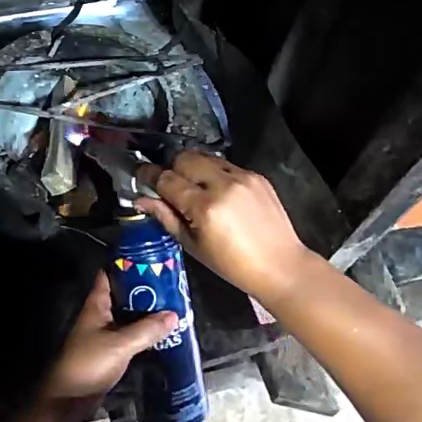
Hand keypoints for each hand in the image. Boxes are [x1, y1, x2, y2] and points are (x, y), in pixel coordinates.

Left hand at [39, 271, 177, 404]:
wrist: (69, 400)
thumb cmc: (89, 363)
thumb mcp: (121, 344)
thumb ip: (147, 329)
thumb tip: (174, 314)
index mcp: (96, 304)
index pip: (108, 274)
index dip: (126, 264)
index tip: (150, 260)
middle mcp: (98, 315)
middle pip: (122, 295)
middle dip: (143, 290)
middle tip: (170, 286)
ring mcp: (103, 334)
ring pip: (126, 316)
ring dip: (145, 312)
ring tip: (171, 307)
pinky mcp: (108, 352)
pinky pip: (128, 335)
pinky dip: (142, 332)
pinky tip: (160, 334)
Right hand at [135, 152, 313, 303]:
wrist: (281, 265)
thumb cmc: (232, 264)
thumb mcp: (193, 246)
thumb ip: (166, 217)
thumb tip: (140, 199)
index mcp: (205, 208)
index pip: (167, 179)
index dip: (149, 175)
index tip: (141, 175)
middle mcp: (223, 185)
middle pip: (184, 158)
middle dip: (172, 168)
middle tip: (170, 185)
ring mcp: (242, 177)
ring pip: (205, 156)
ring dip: (193, 168)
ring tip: (195, 188)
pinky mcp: (256, 176)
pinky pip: (225, 164)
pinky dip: (214, 173)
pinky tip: (218, 192)